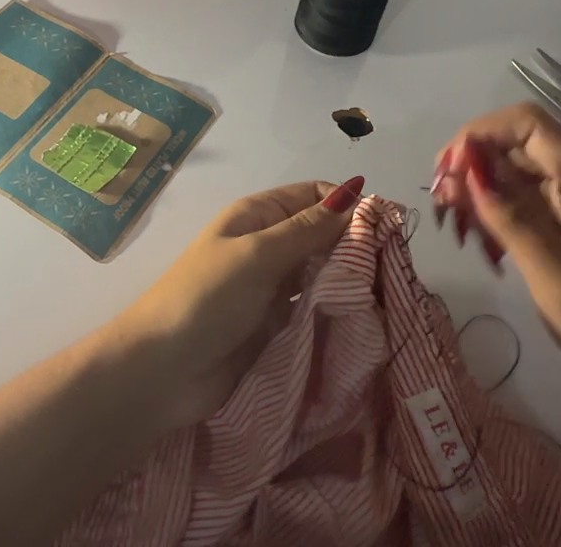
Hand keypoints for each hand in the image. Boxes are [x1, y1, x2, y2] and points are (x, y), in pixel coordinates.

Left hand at [99, 178, 363, 431]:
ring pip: (321, 273)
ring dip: (349, 280)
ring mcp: (270, 288)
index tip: (388, 228)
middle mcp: (265, 245)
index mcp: (256, 216)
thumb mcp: (258, 255)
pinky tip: (365, 318)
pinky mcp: (276, 325)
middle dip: (354, 245)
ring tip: (389, 294)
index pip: (312, 197)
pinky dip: (335, 310)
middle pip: (320, 235)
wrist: (165, 369)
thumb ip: (308, 229)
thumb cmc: (208, 298)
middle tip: (395, 267)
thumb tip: (356, 191)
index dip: (348, 205)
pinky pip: (313, 309)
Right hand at [432, 104, 560, 428]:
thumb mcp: (558, 280)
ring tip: (456, 228)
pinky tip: (478, 243)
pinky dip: (491, 213)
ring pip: (512, 172)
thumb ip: (512, 219)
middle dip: (470, 165)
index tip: (448, 174)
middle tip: (444, 207)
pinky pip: (520, 201)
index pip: (528, 124)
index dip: (481, 134)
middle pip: (514, 144)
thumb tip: (466, 171)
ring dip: (476, 190)